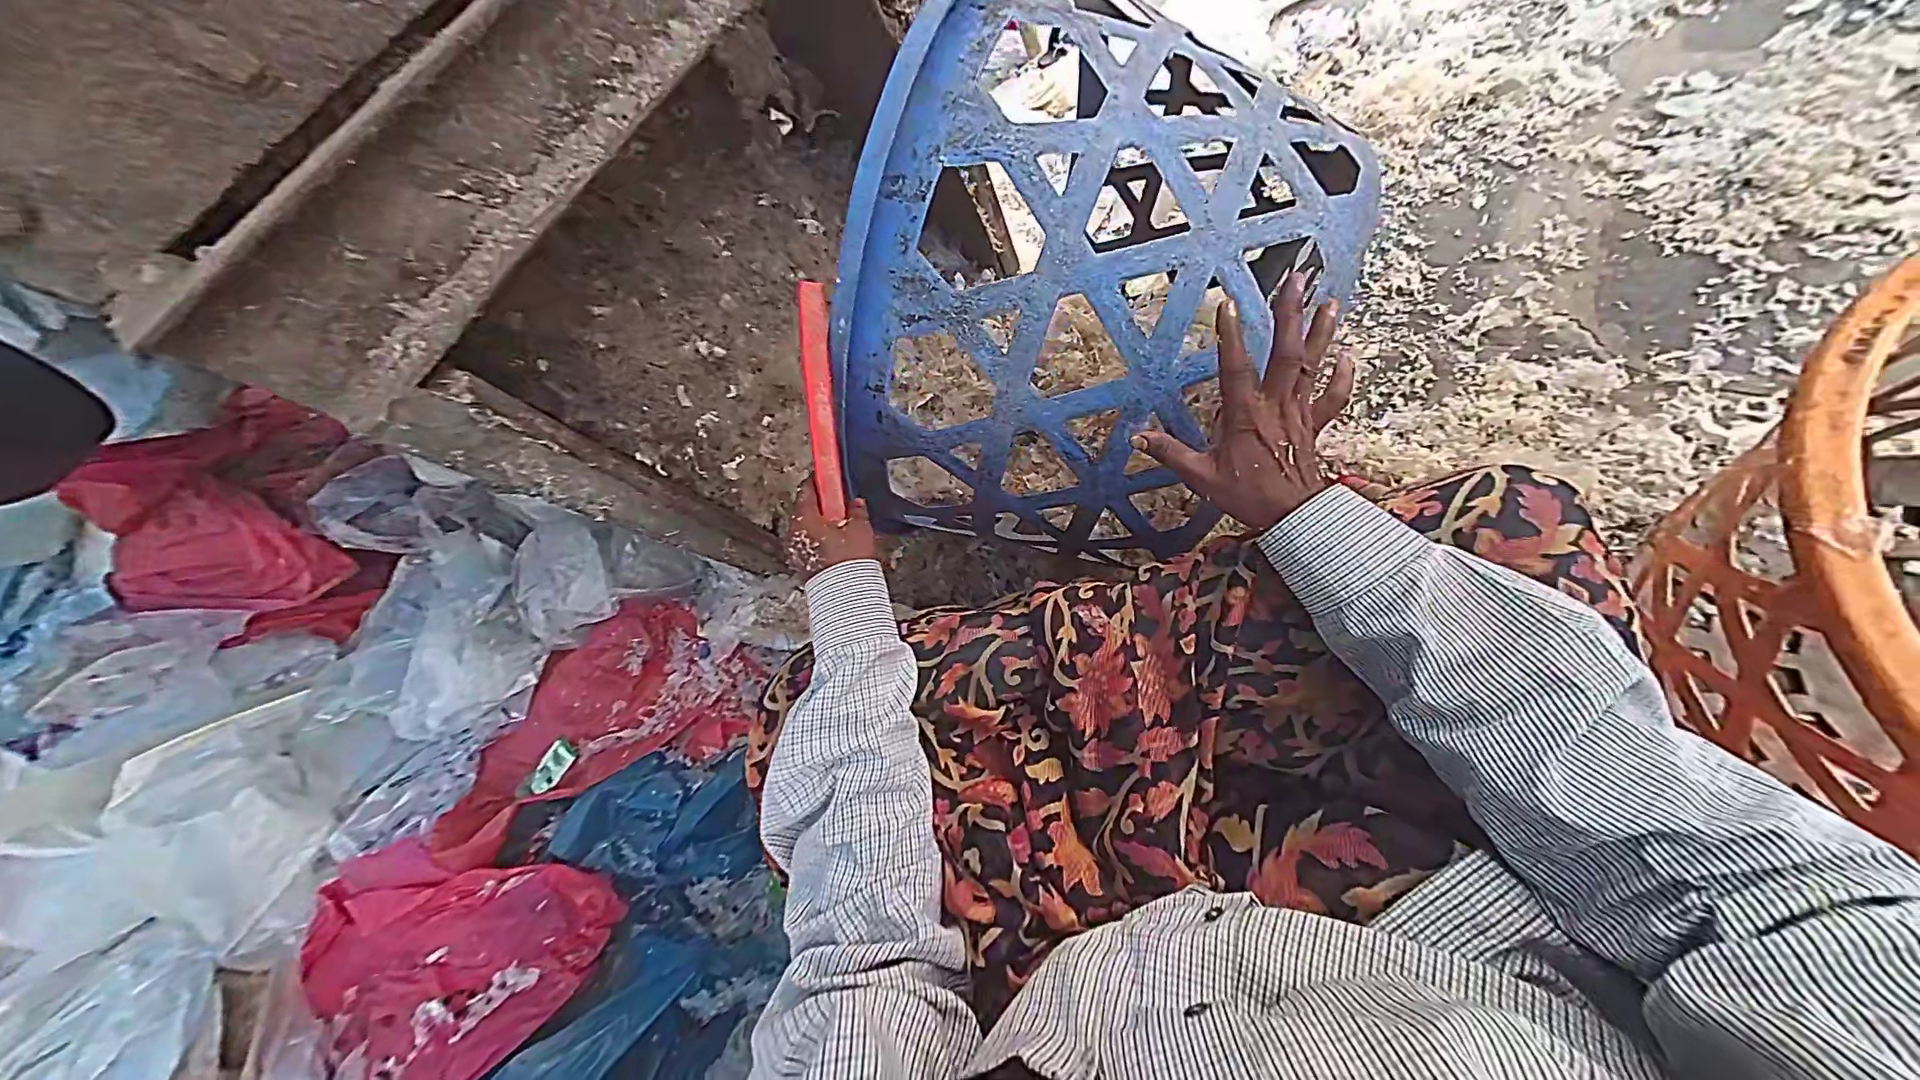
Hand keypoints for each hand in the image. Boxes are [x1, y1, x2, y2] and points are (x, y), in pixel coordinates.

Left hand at [784, 478, 877, 576]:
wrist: (843, 591)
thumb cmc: (848, 558)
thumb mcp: (859, 528)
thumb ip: (856, 510)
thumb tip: (856, 503)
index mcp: (805, 516)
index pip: (809, 489)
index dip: (820, 480)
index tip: (828, 476)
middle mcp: (794, 530)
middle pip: (806, 508)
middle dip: (822, 505)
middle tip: (838, 503)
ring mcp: (795, 548)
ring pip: (807, 527)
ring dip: (820, 523)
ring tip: (839, 526)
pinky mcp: (801, 563)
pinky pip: (808, 543)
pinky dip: (819, 539)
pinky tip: (834, 543)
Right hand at [1134, 273, 1352, 529]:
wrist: (1293, 516)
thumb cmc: (1247, 495)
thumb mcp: (1201, 477)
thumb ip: (1170, 453)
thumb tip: (1138, 437)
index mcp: (1245, 416)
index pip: (1236, 368)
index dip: (1230, 336)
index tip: (1229, 304)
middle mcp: (1275, 406)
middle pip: (1286, 353)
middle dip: (1290, 315)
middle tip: (1296, 280)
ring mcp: (1298, 412)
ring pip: (1312, 366)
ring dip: (1321, 332)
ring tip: (1328, 300)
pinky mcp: (1314, 424)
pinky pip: (1332, 396)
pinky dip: (1342, 375)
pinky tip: (1346, 354)